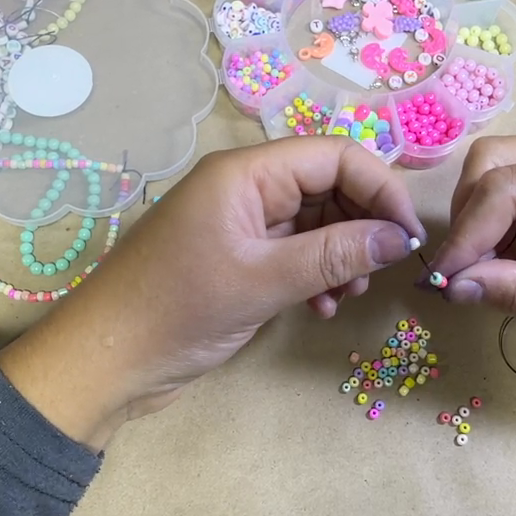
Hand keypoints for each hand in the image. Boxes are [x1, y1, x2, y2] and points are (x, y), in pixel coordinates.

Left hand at [0, 138, 424, 448]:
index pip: (335, 156)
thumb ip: (336, 254)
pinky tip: (319, 306)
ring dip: (340, 256)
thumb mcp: (264, 280)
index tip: (409, 237)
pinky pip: (293, 251)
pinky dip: (315, 274)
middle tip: (376, 273)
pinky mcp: (237, 256)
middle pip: (328, 186)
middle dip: (361, 227)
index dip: (380, 189)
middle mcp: (246, 187)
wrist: (106, 360)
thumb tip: (400, 238)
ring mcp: (241, 222)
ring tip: (344, 295)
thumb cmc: (178, 310)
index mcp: (246, 173)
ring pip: (315, 222)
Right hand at [429, 136, 515, 459]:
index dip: (470, 230)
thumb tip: (451, 286)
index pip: (513, 184)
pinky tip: (510, 263)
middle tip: (463, 269)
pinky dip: (505, 225)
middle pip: (504, 158)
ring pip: (511, 170)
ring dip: (484, 214)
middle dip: (471, 210)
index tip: (445, 278)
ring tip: (485, 268)